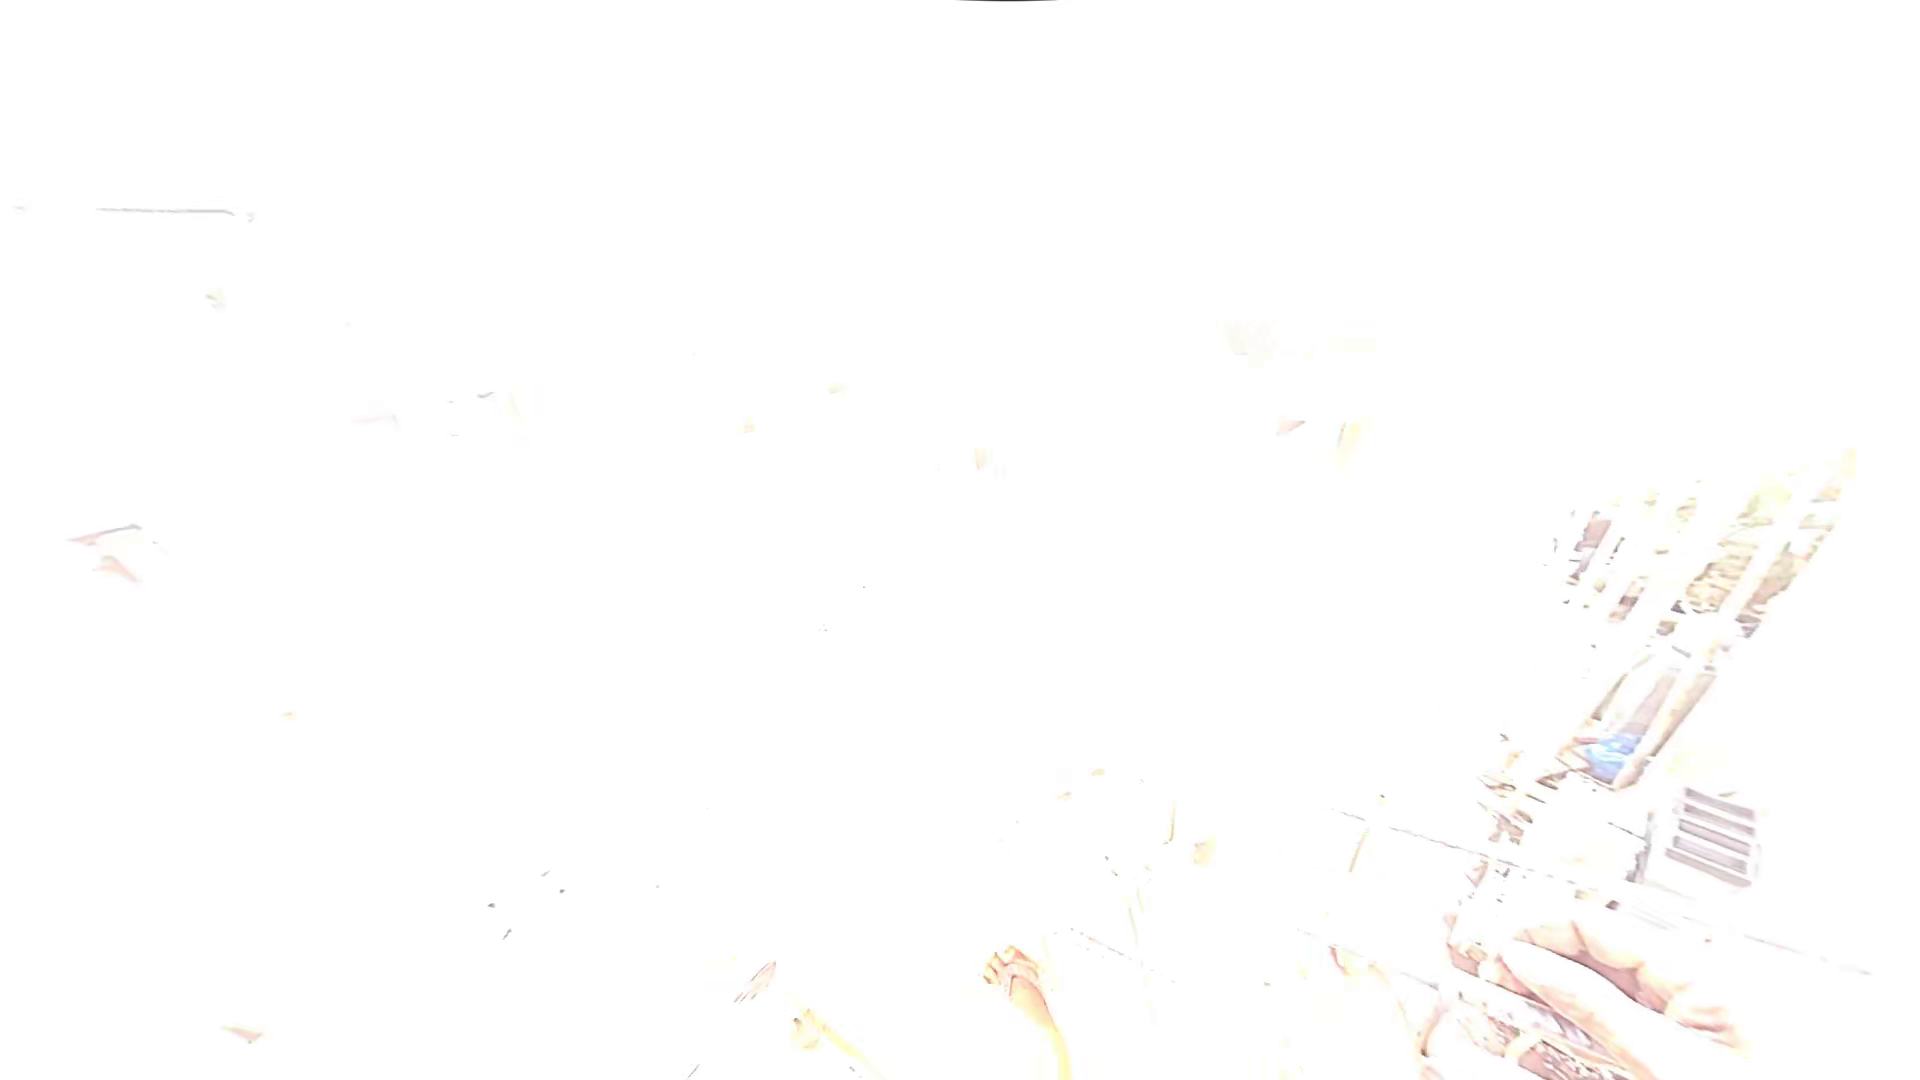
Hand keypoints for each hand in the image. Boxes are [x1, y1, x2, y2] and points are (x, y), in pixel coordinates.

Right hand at [1459, 899, 1886, 1079]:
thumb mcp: (1670, 1067)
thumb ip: (1590, 1006)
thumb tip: (1521, 959)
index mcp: (1701, 974)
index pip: (1588, 922)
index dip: (1530, 929)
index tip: (1491, 948)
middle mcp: (1694, 984)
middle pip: (1585, 951)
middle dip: (1531, 963)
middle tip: (1488, 980)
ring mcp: (1690, 1017)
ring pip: (1592, 985)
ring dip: (1544, 994)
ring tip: (1506, 1007)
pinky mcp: (1684, 1047)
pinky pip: (1612, 1018)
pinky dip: (1572, 1023)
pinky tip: (1543, 1030)